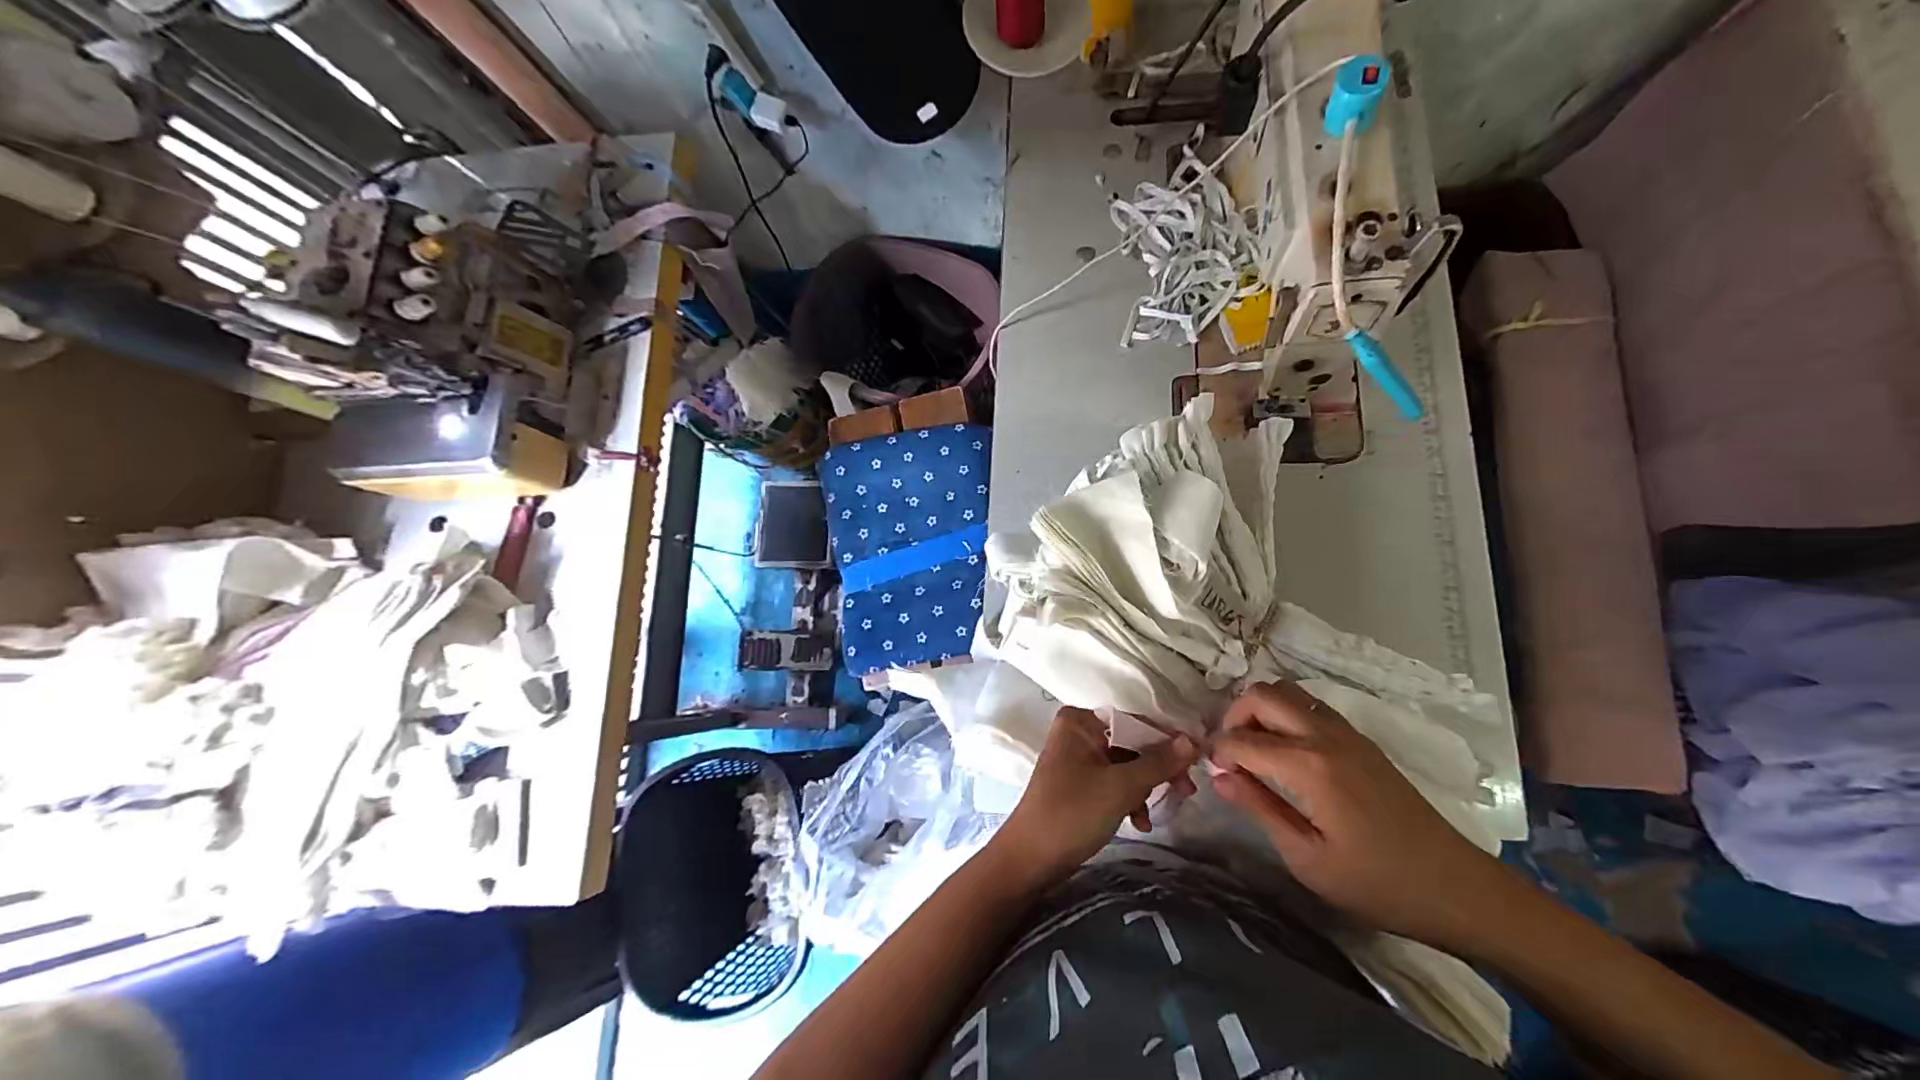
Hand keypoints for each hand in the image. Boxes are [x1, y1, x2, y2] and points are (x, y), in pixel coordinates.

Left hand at [994, 707, 1198, 880]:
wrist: (1031, 859)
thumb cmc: (1073, 814)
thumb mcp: (1121, 787)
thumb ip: (1158, 763)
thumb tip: (1192, 741)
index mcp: (1080, 721)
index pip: (1135, 721)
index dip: (1167, 741)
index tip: (1197, 763)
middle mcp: (1077, 732)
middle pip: (1132, 742)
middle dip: (1159, 769)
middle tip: (1186, 792)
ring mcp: (1077, 757)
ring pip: (1126, 764)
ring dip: (1146, 787)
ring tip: (1161, 810)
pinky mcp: (1079, 782)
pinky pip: (1114, 781)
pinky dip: (1129, 798)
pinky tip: (1139, 822)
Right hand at [1209, 681, 1513, 947]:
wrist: (1456, 888)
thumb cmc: (1377, 884)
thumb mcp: (1307, 858)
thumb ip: (1259, 808)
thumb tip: (1219, 776)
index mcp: (1309, 767)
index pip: (1242, 739)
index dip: (1217, 751)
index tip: (1210, 771)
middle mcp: (1326, 737)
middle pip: (1263, 695)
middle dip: (1234, 717)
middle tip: (1228, 755)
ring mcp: (1348, 734)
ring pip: (1288, 692)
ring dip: (1261, 710)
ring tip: (1254, 749)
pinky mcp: (1361, 741)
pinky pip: (1312, 706)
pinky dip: (1287, 714)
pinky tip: (1286, 752)